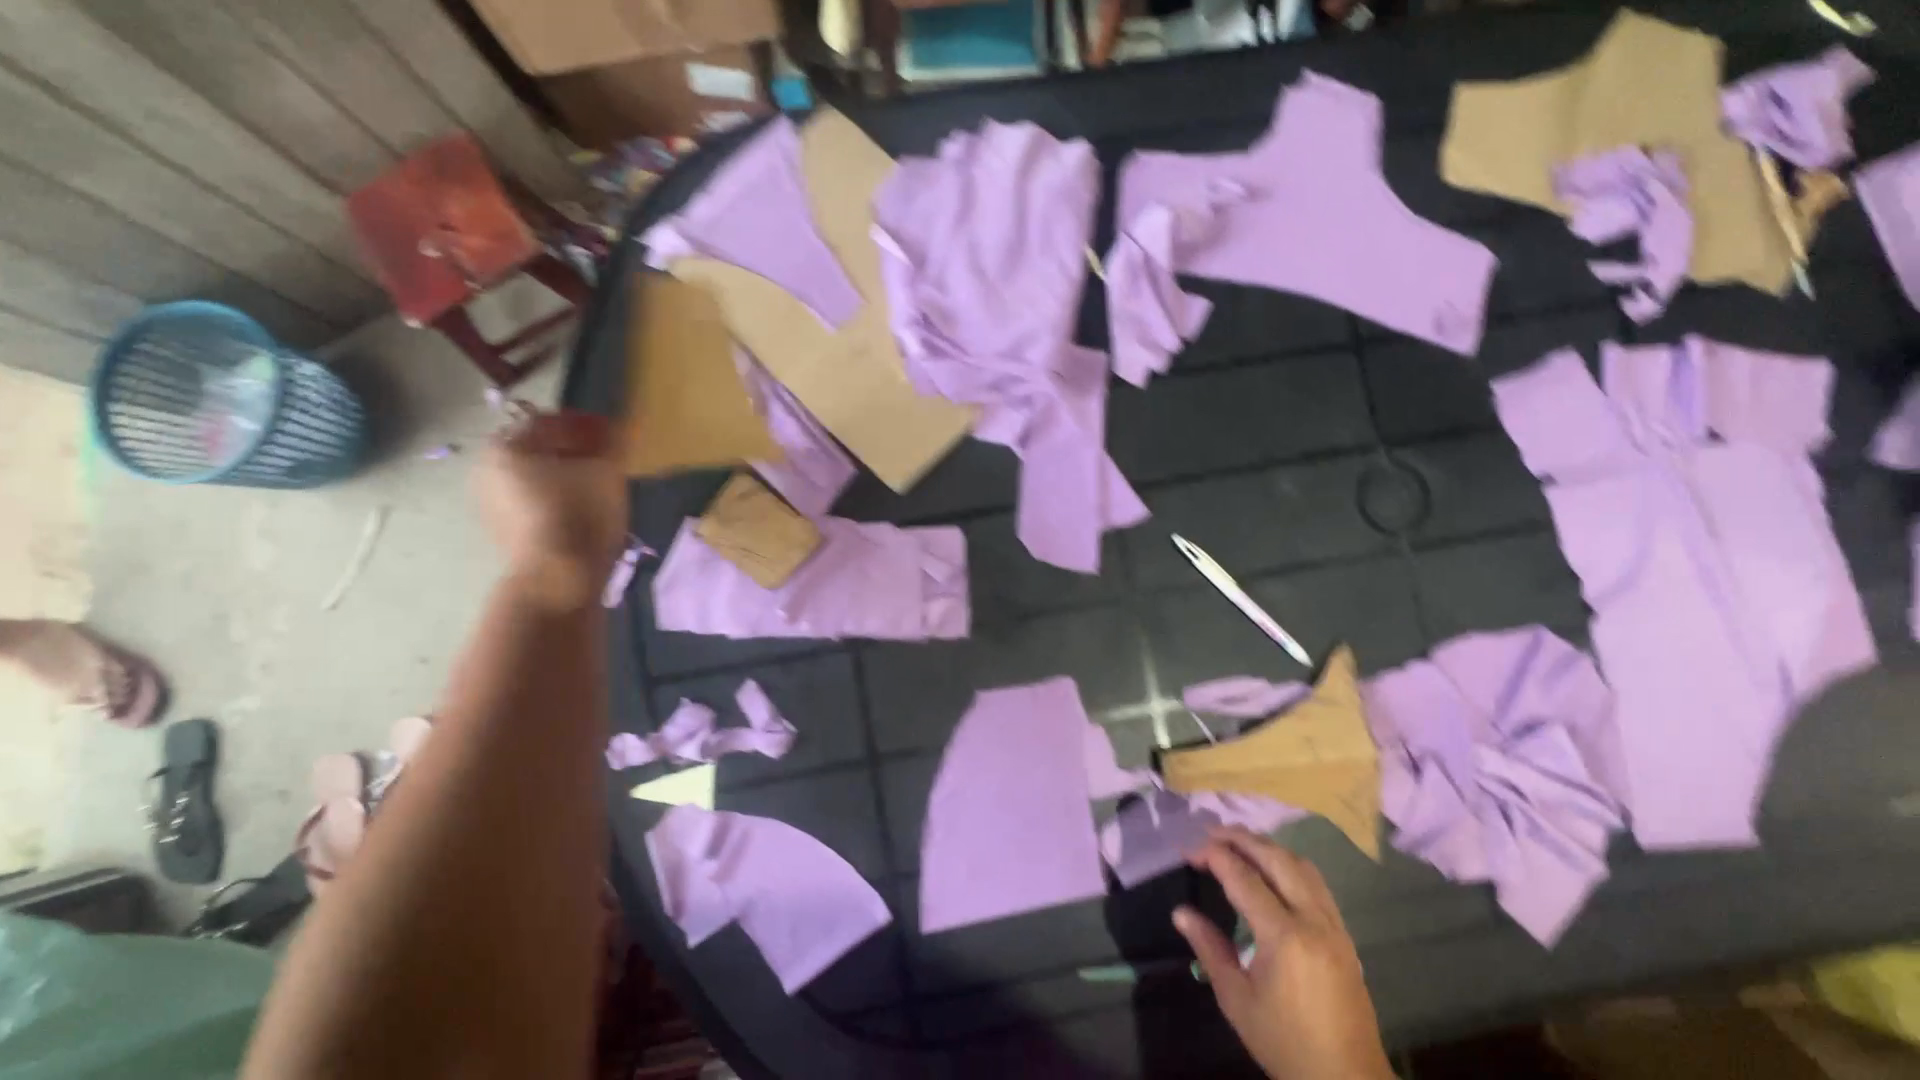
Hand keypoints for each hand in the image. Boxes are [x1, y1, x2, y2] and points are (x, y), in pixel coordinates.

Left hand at [475, 408, 626, 609]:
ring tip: (597, 483)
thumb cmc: (580, 515)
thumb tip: (619, 426)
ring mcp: (489, 502)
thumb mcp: (607, 470)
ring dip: (564, 474)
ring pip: (534, 476)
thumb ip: (612, 441)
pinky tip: (582, 507)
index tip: (612, 432)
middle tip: (606, 457)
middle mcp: (487, 468)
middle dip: (572, 449)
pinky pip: (532, 500)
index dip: (584, 423)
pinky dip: (555, 496)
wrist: (558, 580)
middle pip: (537, 448)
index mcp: (507, 445)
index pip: (549, 421)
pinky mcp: (502, 529)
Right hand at [1174, 827, 1392, 1079]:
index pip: (1244, 878)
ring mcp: (1334, 926)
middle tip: (1211, 831)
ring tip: (1240, 842)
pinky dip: (1292, 866)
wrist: (1344, 1076)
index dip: (1214, 857)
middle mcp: (1314, 920)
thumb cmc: (1283, 1041)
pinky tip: (1274, 870)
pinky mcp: (1345, 936)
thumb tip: (1180, 912)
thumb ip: (1209, 948)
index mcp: (1284, 936)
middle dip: (1243, 839)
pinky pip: (1318, 885)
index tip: (1189, 850)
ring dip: (1270, 848)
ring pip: (1303, 867)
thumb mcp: (1236, 998)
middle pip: (1278, 860)